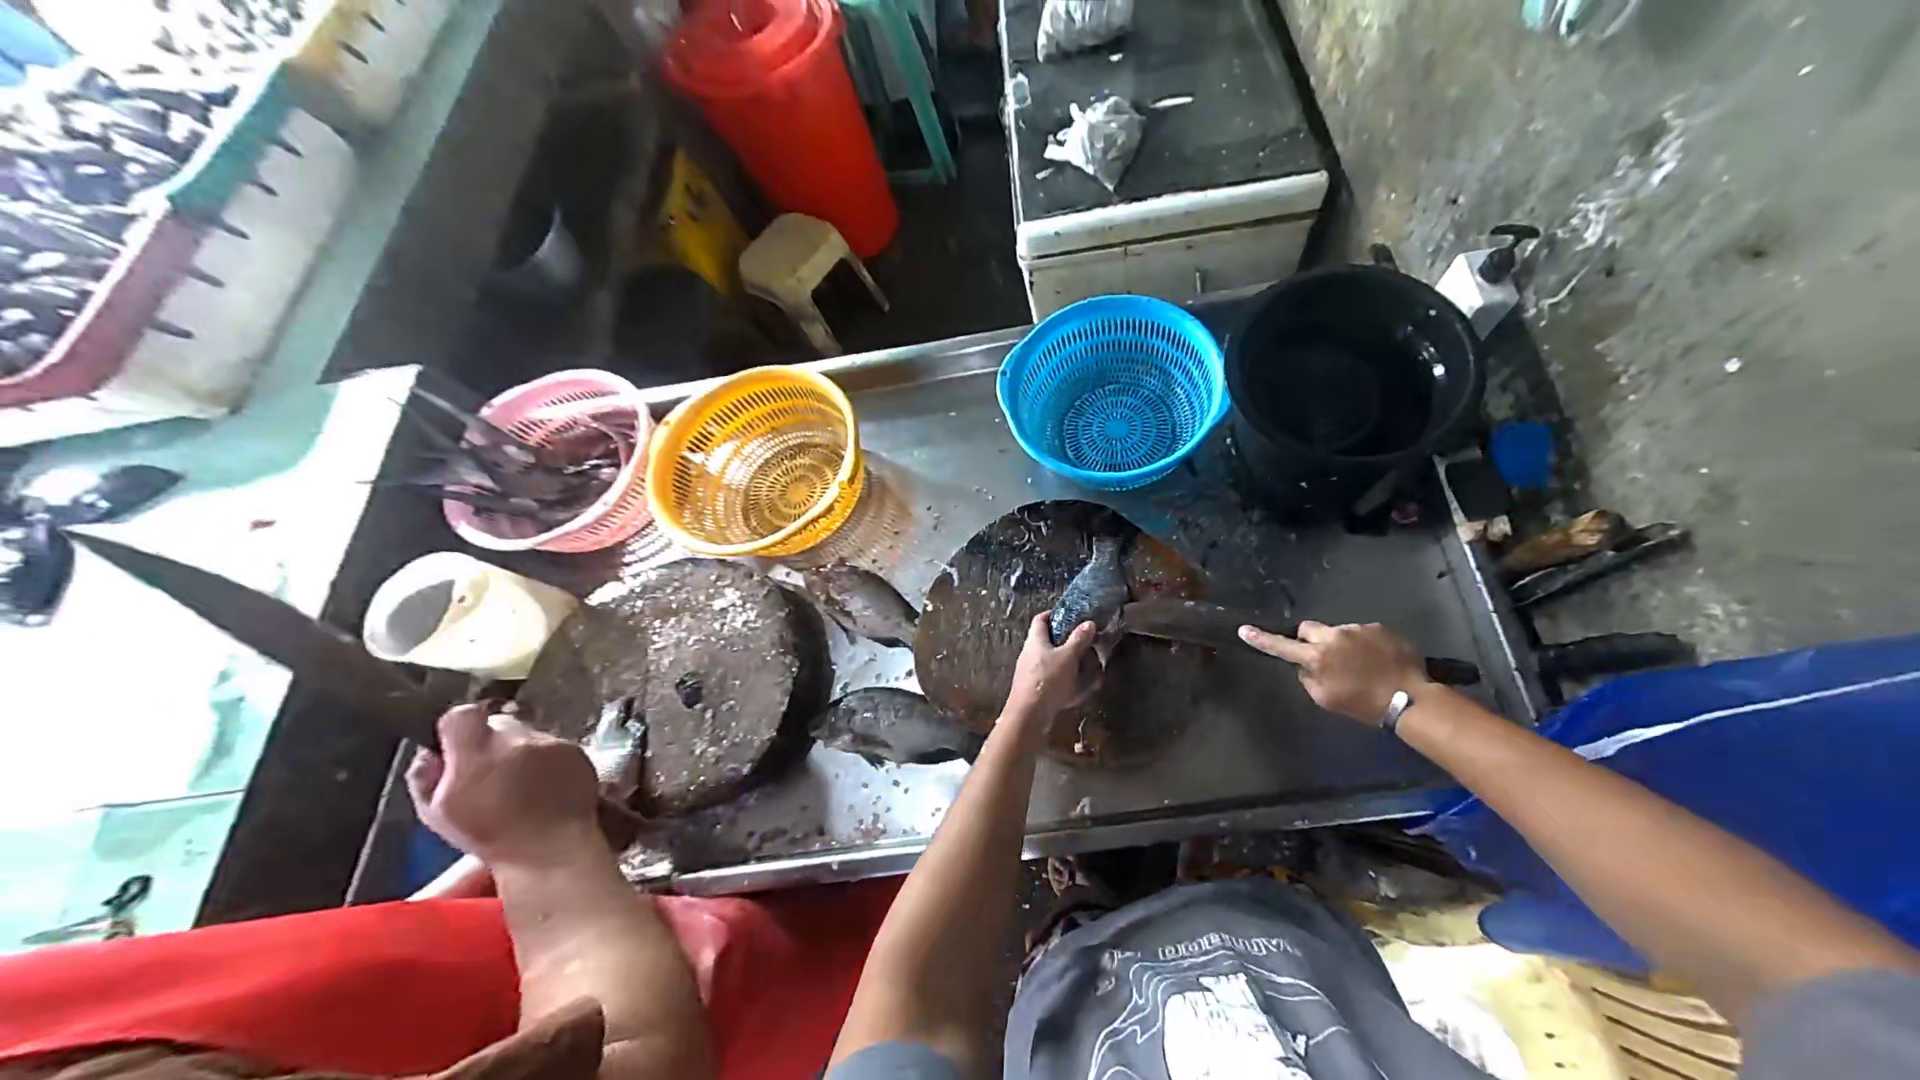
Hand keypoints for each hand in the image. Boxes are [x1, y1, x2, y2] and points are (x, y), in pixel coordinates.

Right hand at [407, 704, 602, 867]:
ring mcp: (551, 742)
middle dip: (489, 743)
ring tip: (520, 785)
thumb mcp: (438, 814)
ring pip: (527, 735)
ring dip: (520, 752)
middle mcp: (517, 739)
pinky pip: (553, 746)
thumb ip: (425, 776)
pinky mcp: (575, 749)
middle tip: (489, 772)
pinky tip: (544, 786)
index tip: (457, 748)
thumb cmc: (488, 836)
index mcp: (476, 753)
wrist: (550, 847)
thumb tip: (429, 751)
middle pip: (498, 724)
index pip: (461, 714)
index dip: (457, 728)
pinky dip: (546, 759)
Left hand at [1004, 612, 1097, 723]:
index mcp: (1035, 640)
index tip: (1071, 615)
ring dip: (1070, 663)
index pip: (1041, 619)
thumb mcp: (1068, 657)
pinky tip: (1080, 690)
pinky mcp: (1034, 689)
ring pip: (1052, 661)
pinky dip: (1066, 681)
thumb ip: (1079, 640)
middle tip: (1086, 644)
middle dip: (1068, 642)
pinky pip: (1053, 680)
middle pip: (1048, 641)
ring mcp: (1030, 672)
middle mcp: (1029, 654)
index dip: (1054, 614)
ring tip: (1088, 668)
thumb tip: (1088, 623)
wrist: (1029, 715)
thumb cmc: (1047, 680)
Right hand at [1238, 620, 1431, 724]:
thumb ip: (1308, 679)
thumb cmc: (1363, 704)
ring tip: (1360, 664)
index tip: (1244, 630)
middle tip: (1322, 657)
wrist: (1410, 698)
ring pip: (1337, 631)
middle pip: (1308, 629)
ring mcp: (1357, 629)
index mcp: (1316, 657)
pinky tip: (1376, 660)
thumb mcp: (1326, 699)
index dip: (1261, 639)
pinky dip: (1364, 644)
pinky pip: (1361, 633)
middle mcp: (1333, 637)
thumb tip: (1305, 666)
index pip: (1281, 646)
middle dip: (1309, 640)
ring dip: (1341, 644)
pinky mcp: (1379, 628)